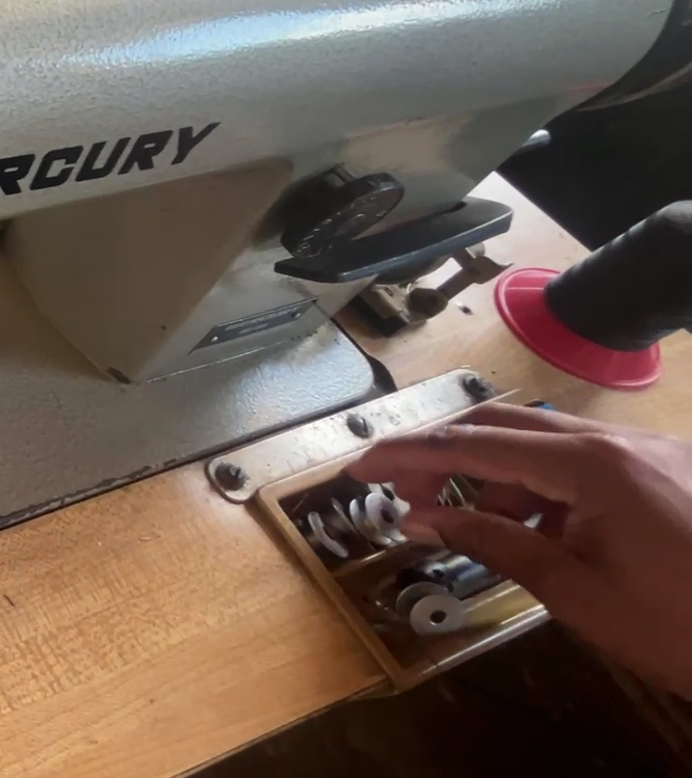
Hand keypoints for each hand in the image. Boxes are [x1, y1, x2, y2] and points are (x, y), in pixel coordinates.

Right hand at [350, 403, 691, 695]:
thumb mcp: (579, 593)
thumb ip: (490, 542)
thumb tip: (416, 519)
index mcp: (590, 465)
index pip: (466, 446)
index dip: (401, 456)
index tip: (357, 470)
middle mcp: (618, 443)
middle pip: (496, 425)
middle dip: (438, 454)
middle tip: (401, 488)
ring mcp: (654, 454)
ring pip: (539, 441)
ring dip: (490, 473)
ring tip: (475, 521)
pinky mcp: (676, 473)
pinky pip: (583, 461)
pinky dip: (540, 485)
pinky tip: (541, 528)